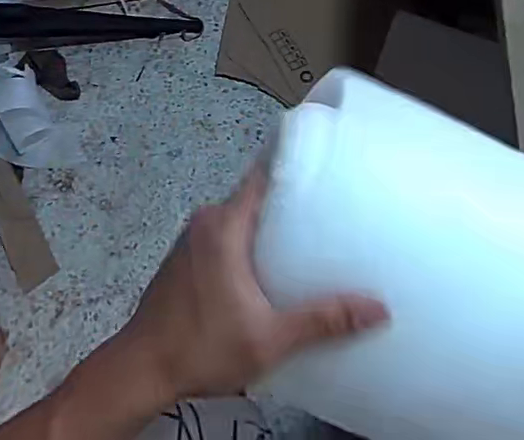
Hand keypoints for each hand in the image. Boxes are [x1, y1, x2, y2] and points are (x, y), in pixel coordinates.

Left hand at [0, 161, 387, 439]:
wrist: (146, 363)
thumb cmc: (206, 345)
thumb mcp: (271, 338)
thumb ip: (323, 320)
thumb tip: (377, 307)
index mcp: (223, 226)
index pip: (258, 180)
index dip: (287, 166)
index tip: (319, 161)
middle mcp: (205, 221)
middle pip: (251, 200)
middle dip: (286, 205)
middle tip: (330, 215)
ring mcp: (191, 237)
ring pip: (237, 220)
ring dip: (266, 228)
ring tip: (309, 243)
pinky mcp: (186, 255)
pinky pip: (223, 235)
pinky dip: (247, 242)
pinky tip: (271, 267)